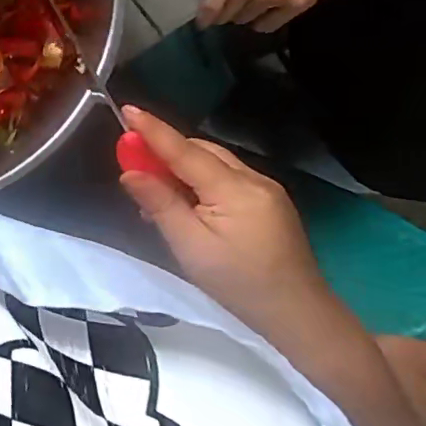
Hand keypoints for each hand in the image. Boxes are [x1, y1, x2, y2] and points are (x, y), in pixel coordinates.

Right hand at [117, 106, 332, 330]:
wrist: (299, 316)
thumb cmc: (239, 283)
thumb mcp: (189, 245)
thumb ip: (159, 204)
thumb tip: (129, 172)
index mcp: (236, 190)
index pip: (185, 151)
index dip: (154, 130)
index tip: (127, 109)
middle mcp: (254, 181)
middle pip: (200, 151)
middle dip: (163, 148)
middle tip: (128, 157)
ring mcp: (264, 191)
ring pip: (212, 162)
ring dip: (177, 164)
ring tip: (149, 183)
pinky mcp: (266, 203)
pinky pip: (222, 176)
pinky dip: (194, 178)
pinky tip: (179, 197)